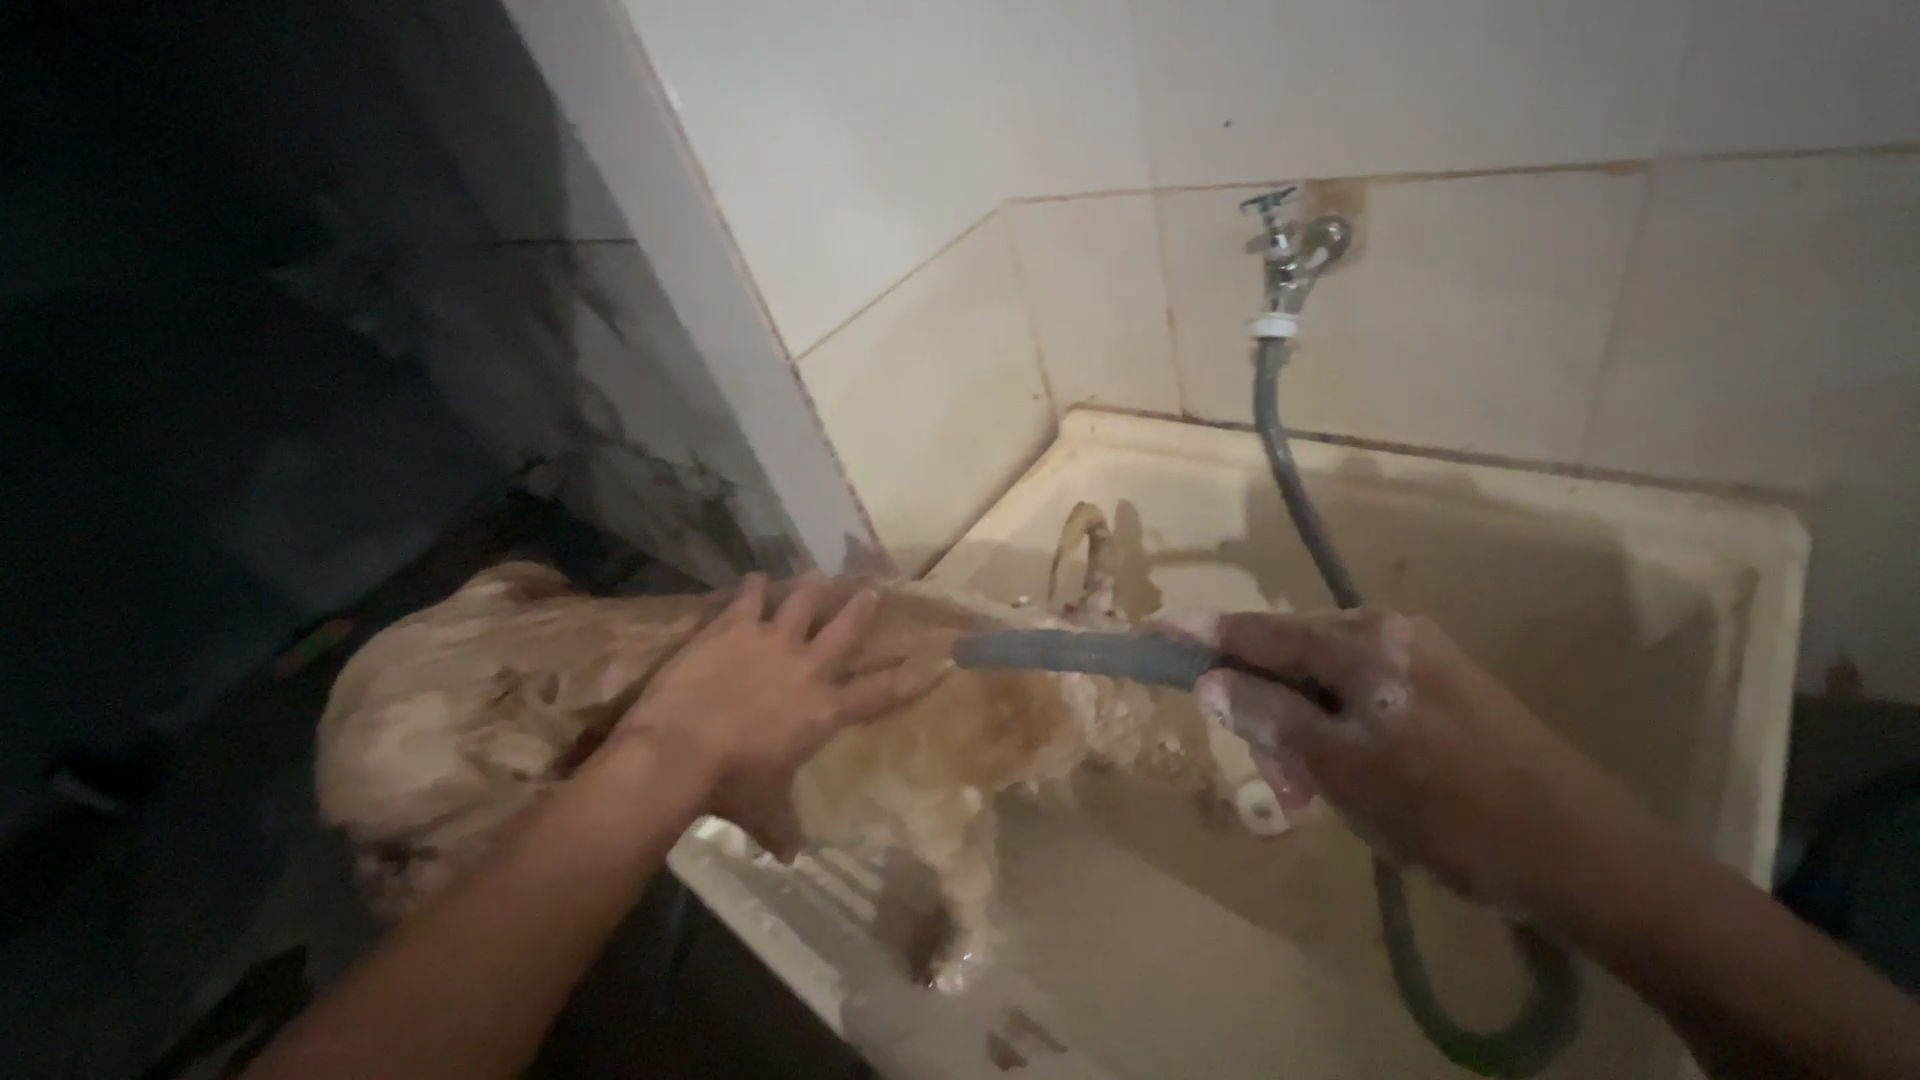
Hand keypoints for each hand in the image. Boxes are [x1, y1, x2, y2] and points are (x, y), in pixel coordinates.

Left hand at [609, 572, 948, 856]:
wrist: (679, 752)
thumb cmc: (730, 785)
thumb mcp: (763, 809)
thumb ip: (780, 827)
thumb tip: (789, 858)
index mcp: (824, 710)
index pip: (881, 693)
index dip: (913, 678)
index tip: (939, 660)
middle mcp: (808, 667)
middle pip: (846, 629)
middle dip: (861, 609)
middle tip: (871, 592)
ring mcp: (772, 640)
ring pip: (803, 600)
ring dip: (811, 587)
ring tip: (816, 574)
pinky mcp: (735, 626)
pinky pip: (750, 596)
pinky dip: (754, 586)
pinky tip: (755, 579)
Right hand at [1181, 609, 1662, 910]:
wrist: (1589, 857)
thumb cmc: (1451, 812)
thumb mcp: (1342, 769)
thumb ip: (1269, 716)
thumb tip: (1208, 679)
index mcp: (1360, 641)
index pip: (1256, 629)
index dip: (1198, 635)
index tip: (1148, 632)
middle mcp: (1387, 632)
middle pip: (1288, 657)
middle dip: (1264, 713)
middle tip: (1280, 786)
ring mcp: (1419, 658)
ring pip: (1322, 685)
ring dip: (1302, 734)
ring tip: (1318, 799)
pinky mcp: (1442, 689)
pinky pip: (1359, 700)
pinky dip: (1338, 737)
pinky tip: (1356, 784)